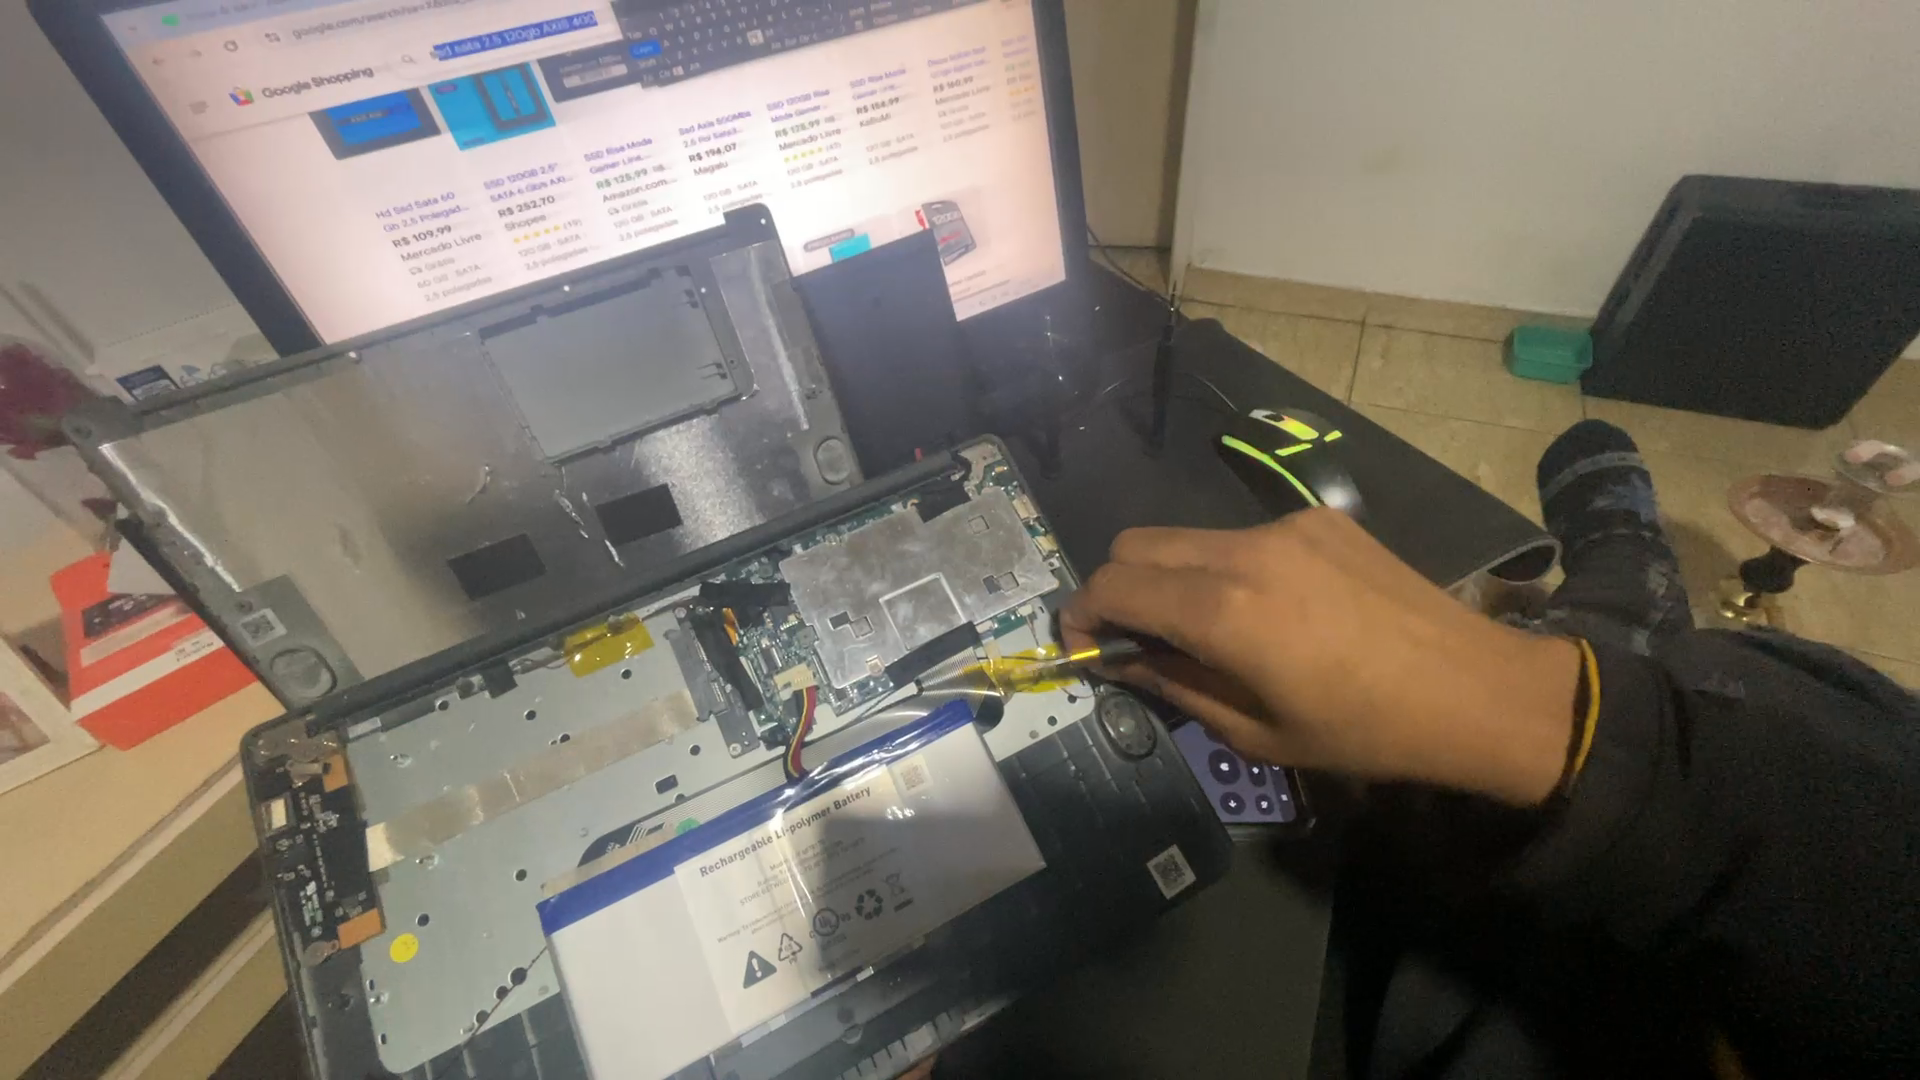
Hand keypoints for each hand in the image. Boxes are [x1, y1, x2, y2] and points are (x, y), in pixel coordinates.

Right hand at [1061, 510, 1581, 805]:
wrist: (1477, 691)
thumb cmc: (1362, 731)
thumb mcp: (1253, 731)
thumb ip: (1172, 683)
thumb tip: (1119, 658)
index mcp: (1223, 611)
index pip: (1111, 585)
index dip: (1080, 614)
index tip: (1084, 644)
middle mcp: (1241, 552)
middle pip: (1133, 544)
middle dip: (1114, 587)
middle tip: (1134, 634)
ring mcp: (1280, 526)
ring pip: (1182, 536)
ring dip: (1168, 576)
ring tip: (1202, 623)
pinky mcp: (1314, 517)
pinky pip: (1237, 536)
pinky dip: (1221, 567)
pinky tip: (1267, 605)